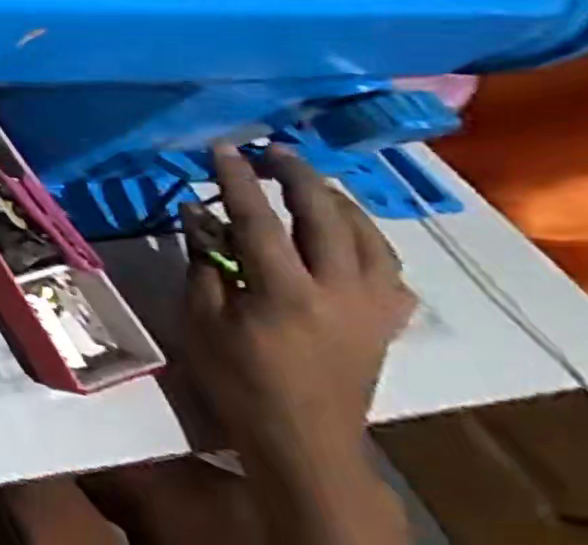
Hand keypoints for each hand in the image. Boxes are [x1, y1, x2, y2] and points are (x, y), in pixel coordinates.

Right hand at [181, 144, 416, 477]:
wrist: (304, 440)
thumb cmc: (239, 379)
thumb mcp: (201, 320)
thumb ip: (202, 262)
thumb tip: (197, 213)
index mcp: (285, 291)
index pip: (258, 218)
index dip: (238, 178)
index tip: (223, 147)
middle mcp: (339, 291)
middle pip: (325, 215)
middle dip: (297, 175)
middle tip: (272, 149)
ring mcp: (372, 306)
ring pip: (369, 236)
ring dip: (338, 201)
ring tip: (312, 182)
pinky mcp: (387, 322)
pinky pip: (390, 269)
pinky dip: (369, 241)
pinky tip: (350, 234)